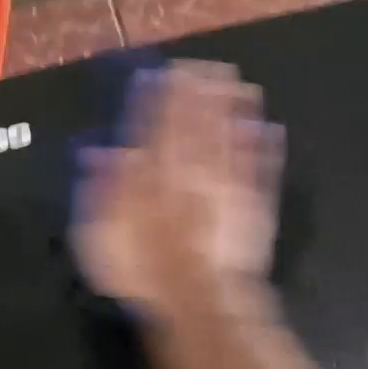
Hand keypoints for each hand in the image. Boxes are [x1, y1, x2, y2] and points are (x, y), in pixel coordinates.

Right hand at [72, 61, 283, 308]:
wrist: (197, 300)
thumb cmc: (142, 273)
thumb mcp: (101, 236)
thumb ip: (103, 191)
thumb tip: (100, 155)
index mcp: (154, 176)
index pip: (153, 127)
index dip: (156, 99)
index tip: (158, 75)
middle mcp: (193, 171)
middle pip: (197, 122)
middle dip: (197, 93)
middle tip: (200, 68)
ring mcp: (228, 185)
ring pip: (231, 136)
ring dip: (233, 108)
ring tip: (236, 85)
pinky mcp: (255, 204)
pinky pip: (260, 167)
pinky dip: (262, 145)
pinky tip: (266, 129)